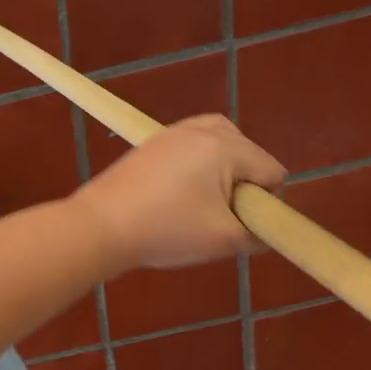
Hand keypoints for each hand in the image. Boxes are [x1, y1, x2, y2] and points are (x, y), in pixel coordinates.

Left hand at [71, 114, 285, 270]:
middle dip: (244, 181)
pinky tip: (178, 198)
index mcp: (224, 145)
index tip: (244, 226)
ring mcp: (169, 134)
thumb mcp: (223, 239)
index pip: (272, 170)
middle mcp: (199, 129)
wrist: (99, 226)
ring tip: (204, 205)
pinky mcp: (148, 146)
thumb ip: (256, 235)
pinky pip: (187, 149)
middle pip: (246, 150)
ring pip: (216, 145)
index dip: (267, 203)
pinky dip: (194, 168)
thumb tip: (264, 233)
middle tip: (222, 213)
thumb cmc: (165, 230)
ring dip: (220, 172)